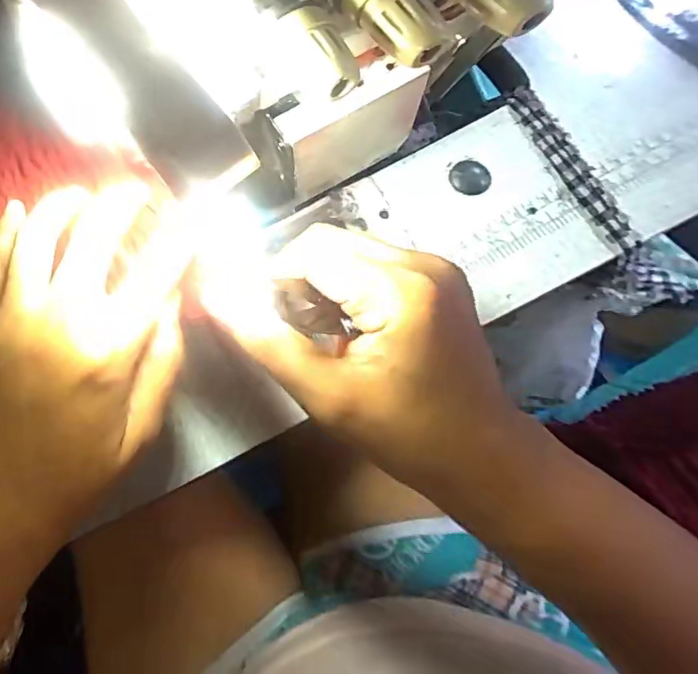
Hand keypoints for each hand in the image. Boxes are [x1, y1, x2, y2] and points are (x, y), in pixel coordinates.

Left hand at [0, 184, 190, 561]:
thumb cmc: (75, 475)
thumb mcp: (140, 429)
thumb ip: (163, 359)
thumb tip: (170, 299)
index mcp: (110, 346)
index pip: (157, 266)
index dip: (180, 233)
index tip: (190, 215)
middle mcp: (60, 315)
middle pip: (96, 229)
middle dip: (124, 199)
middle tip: (138, 190)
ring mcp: (10, 312)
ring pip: (40, 231)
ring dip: (66, 202)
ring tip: (84, 195)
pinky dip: (10, 227)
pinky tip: (23, 208)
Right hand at [205, 224, 522, 494]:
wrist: (483, 456)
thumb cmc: (405, 435)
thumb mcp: (326, 395)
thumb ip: (267, 341)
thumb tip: (215, 294)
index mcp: (401, 288)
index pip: (312, 250)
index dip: (274, 276)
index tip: (262, 317)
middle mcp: (421, 261)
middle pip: (330, 241)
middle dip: (297, 277)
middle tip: (294, 329)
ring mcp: (434, 265)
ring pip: (348, 247)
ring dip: (321, 280)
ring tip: (322, 332)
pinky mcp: (437, 275)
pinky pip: (372, 260)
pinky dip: (347, 283)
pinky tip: (348, 325)